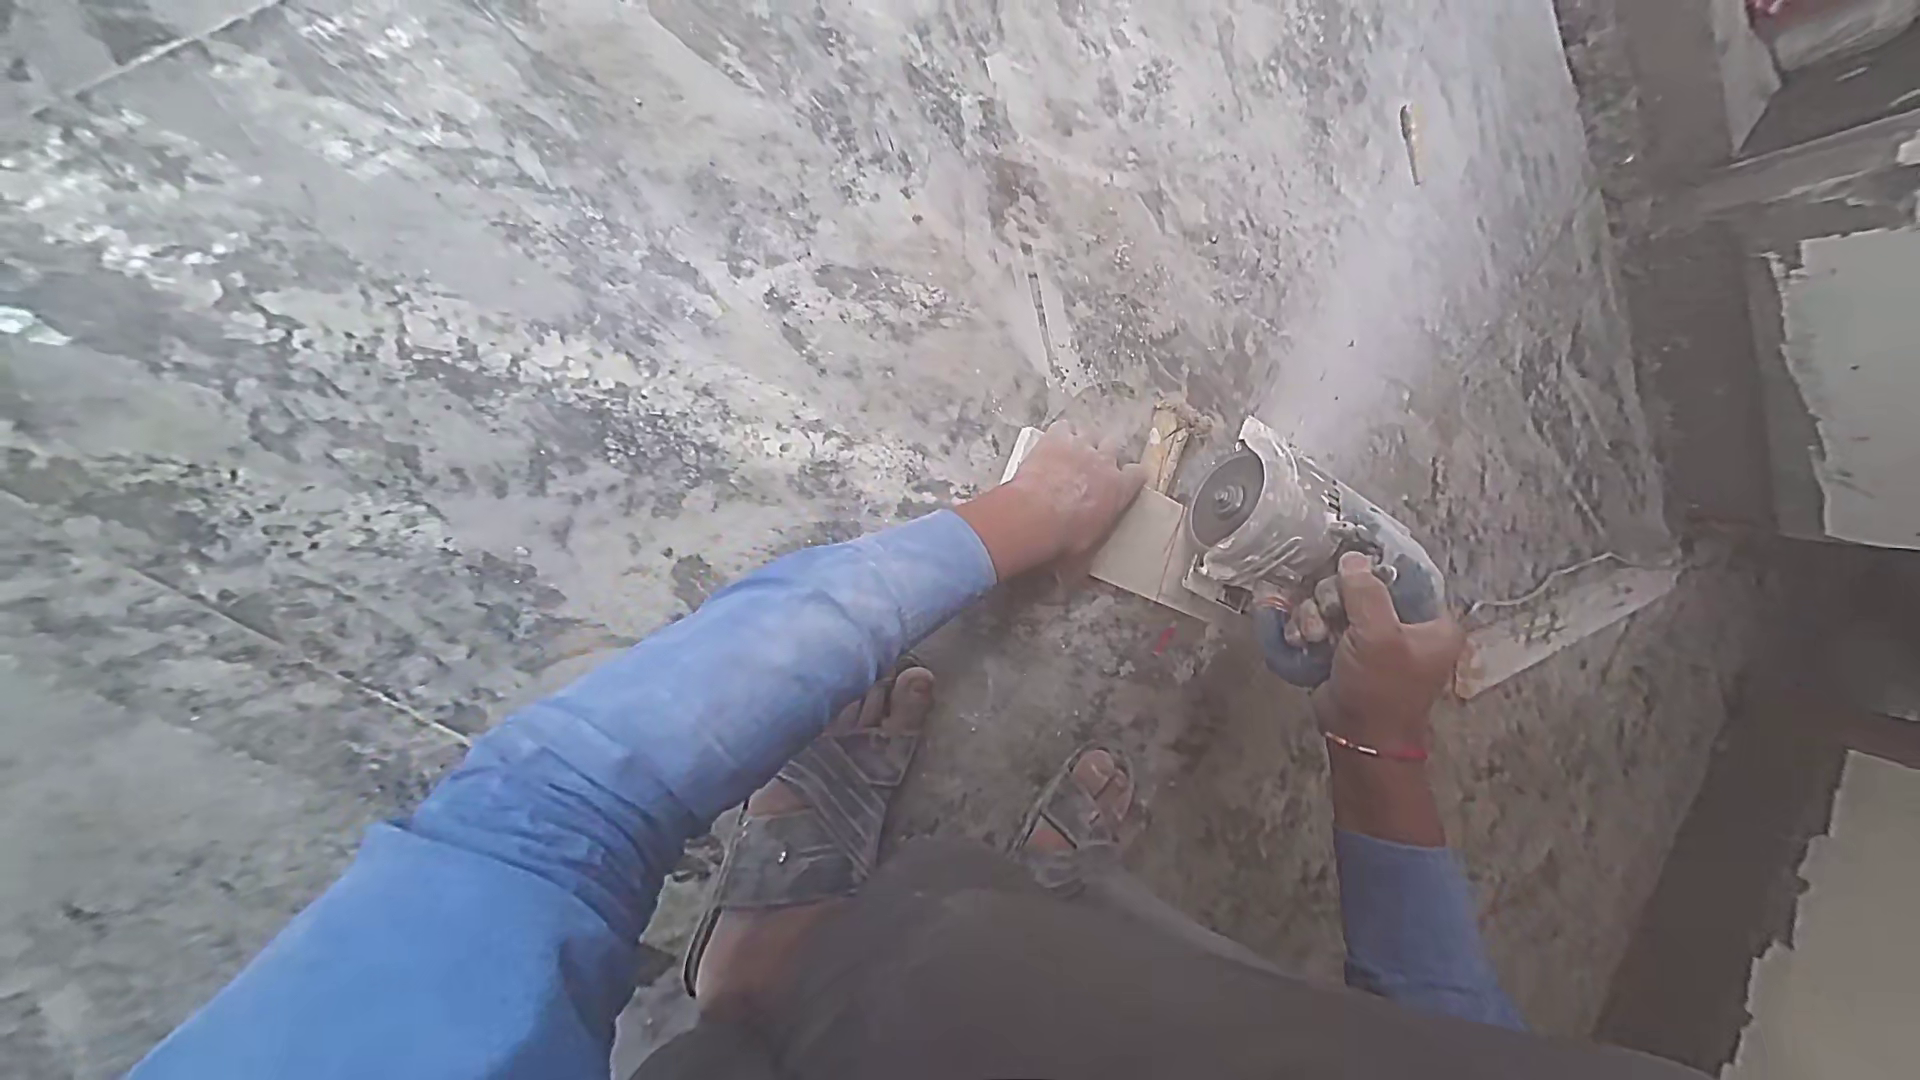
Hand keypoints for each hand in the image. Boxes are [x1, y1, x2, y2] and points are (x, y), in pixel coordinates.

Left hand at [956, 421, 1145, 579]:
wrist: (1035, 516)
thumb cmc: (1064, 540)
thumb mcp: (1082, 558)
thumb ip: (1087, 562)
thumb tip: (1079, 584)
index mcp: (1121, 489)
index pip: (1139, 475)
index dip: (1131, 477)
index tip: (1125, 482)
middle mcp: (1107, 462)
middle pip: (1116, 446)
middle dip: (1106, 454)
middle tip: (1092, 467)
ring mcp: (1082, 446)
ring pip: (1091, 432)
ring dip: (1084, 441)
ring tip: (1072, 452)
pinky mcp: (1056, 438)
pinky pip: (1064, 427)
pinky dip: (1060, 433)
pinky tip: (1052, 442)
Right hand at [1313, 551, 1463, 749]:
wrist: (1358, 735)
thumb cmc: (1379, 687)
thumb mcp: (1379, 636)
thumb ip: (1366, 593)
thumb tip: (1352, 557)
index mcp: (1430, 620)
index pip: (1400, 576)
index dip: (1368, 572)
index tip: (1343, 579)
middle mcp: (1402, 624)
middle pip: (1357, 587)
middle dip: (1331, 601)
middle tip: (1326, 621)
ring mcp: (1370, 636)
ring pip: (1332, 604)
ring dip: (1313, 617)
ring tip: (1312, 638)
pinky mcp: (1343, 646)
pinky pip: (1320, 621)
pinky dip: (1307, 629)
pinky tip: (1302, 641)